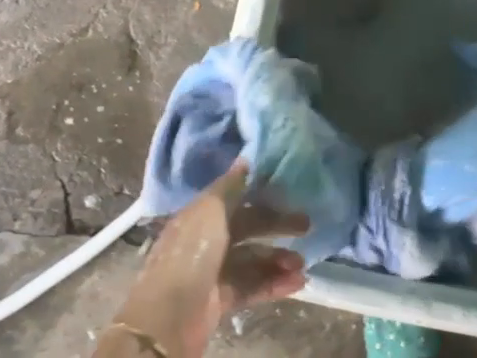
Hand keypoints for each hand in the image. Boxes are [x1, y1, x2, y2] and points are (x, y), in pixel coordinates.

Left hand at [107, 163, 308, 357]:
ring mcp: (213, 272)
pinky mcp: (221, 300)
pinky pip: (252, 286)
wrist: (169, 317)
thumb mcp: (210, 210)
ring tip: (301, 264)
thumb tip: (246, 159)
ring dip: (278, 259)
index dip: (260, 192)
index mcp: (199, 215)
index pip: (234, 198)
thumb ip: (230, 186)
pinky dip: (274, 283)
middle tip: (307, 225)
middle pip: (247, 228)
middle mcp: (206, 240)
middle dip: (276, 225)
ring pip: (252, 259)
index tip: (288, 189)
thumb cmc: (190, 254)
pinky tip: (297, 282)